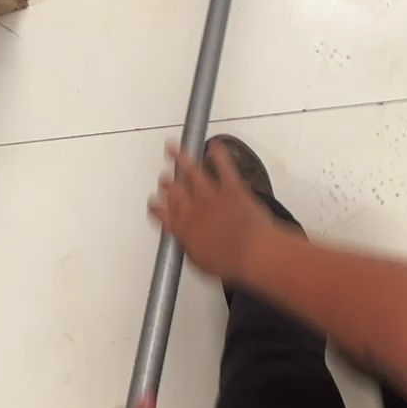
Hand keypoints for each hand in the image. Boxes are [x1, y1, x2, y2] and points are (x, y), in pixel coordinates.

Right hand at [149, 144, 282, 283]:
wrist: (253, 252)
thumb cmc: (229, 262)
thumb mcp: (200, 263)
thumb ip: (190, 247)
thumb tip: (188, 245)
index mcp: (182, 228)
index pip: (161, 213)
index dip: (155, 206)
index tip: (153, 202)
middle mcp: (193, 208)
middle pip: (173, 189)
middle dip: (166, 182)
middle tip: (164, 177)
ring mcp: (211, 195)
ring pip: (191, 171)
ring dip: (180, 157)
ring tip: (173, 147)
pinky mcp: (232, 187)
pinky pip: (223, 166)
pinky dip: (219, 154)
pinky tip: (214, 144)